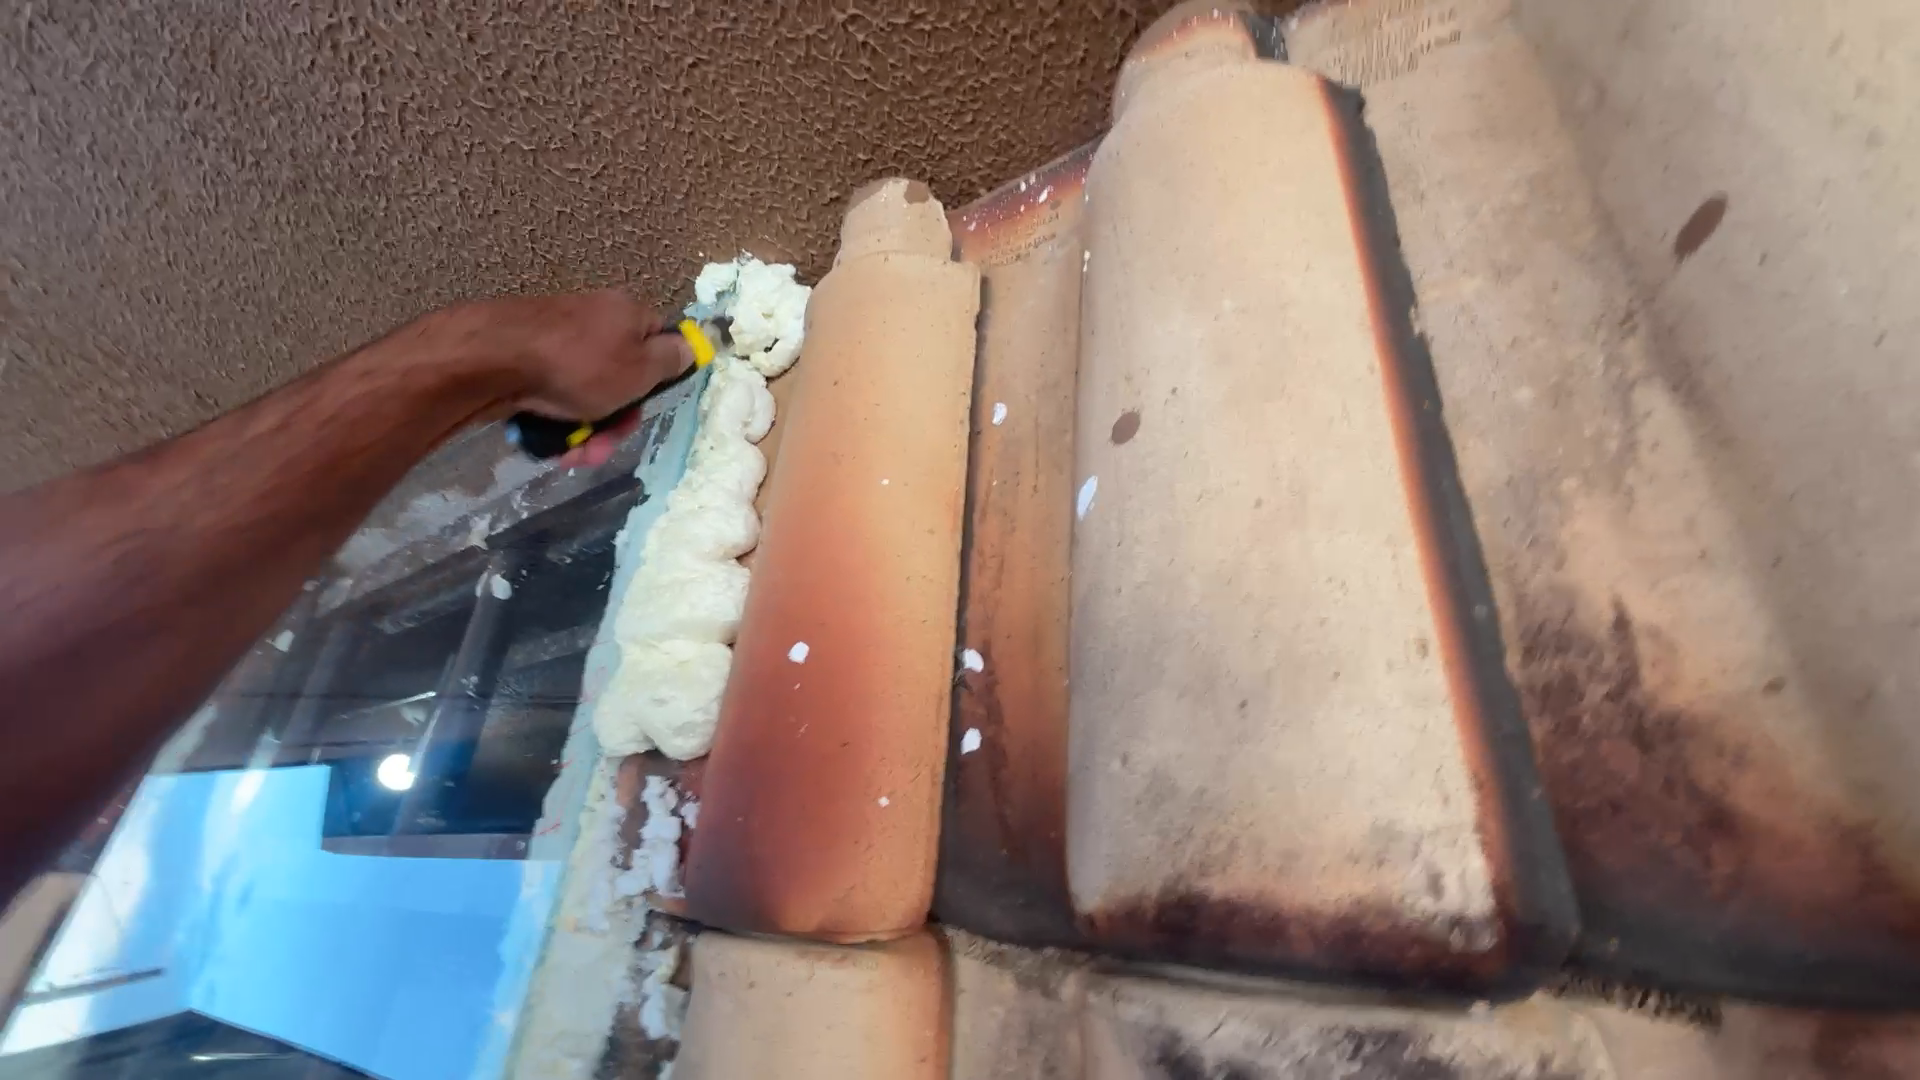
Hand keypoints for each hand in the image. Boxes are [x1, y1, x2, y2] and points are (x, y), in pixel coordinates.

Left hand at [451, 288, 694, 423]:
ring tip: (577, 455)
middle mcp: (594, 321)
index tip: (651, 402)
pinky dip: (561, 424)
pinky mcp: (527, 362)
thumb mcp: (643, 369)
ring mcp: (558, 341)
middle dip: (619, 420)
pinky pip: (558, 398)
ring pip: (589, 396)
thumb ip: (672, 360)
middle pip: (623, 378)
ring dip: (590, 432)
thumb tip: (692, 346)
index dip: (662, 376)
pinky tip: (555, 445)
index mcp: (626, 314)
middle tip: (607, 444)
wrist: (492, 362)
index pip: (661, 341)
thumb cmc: (580, 365)